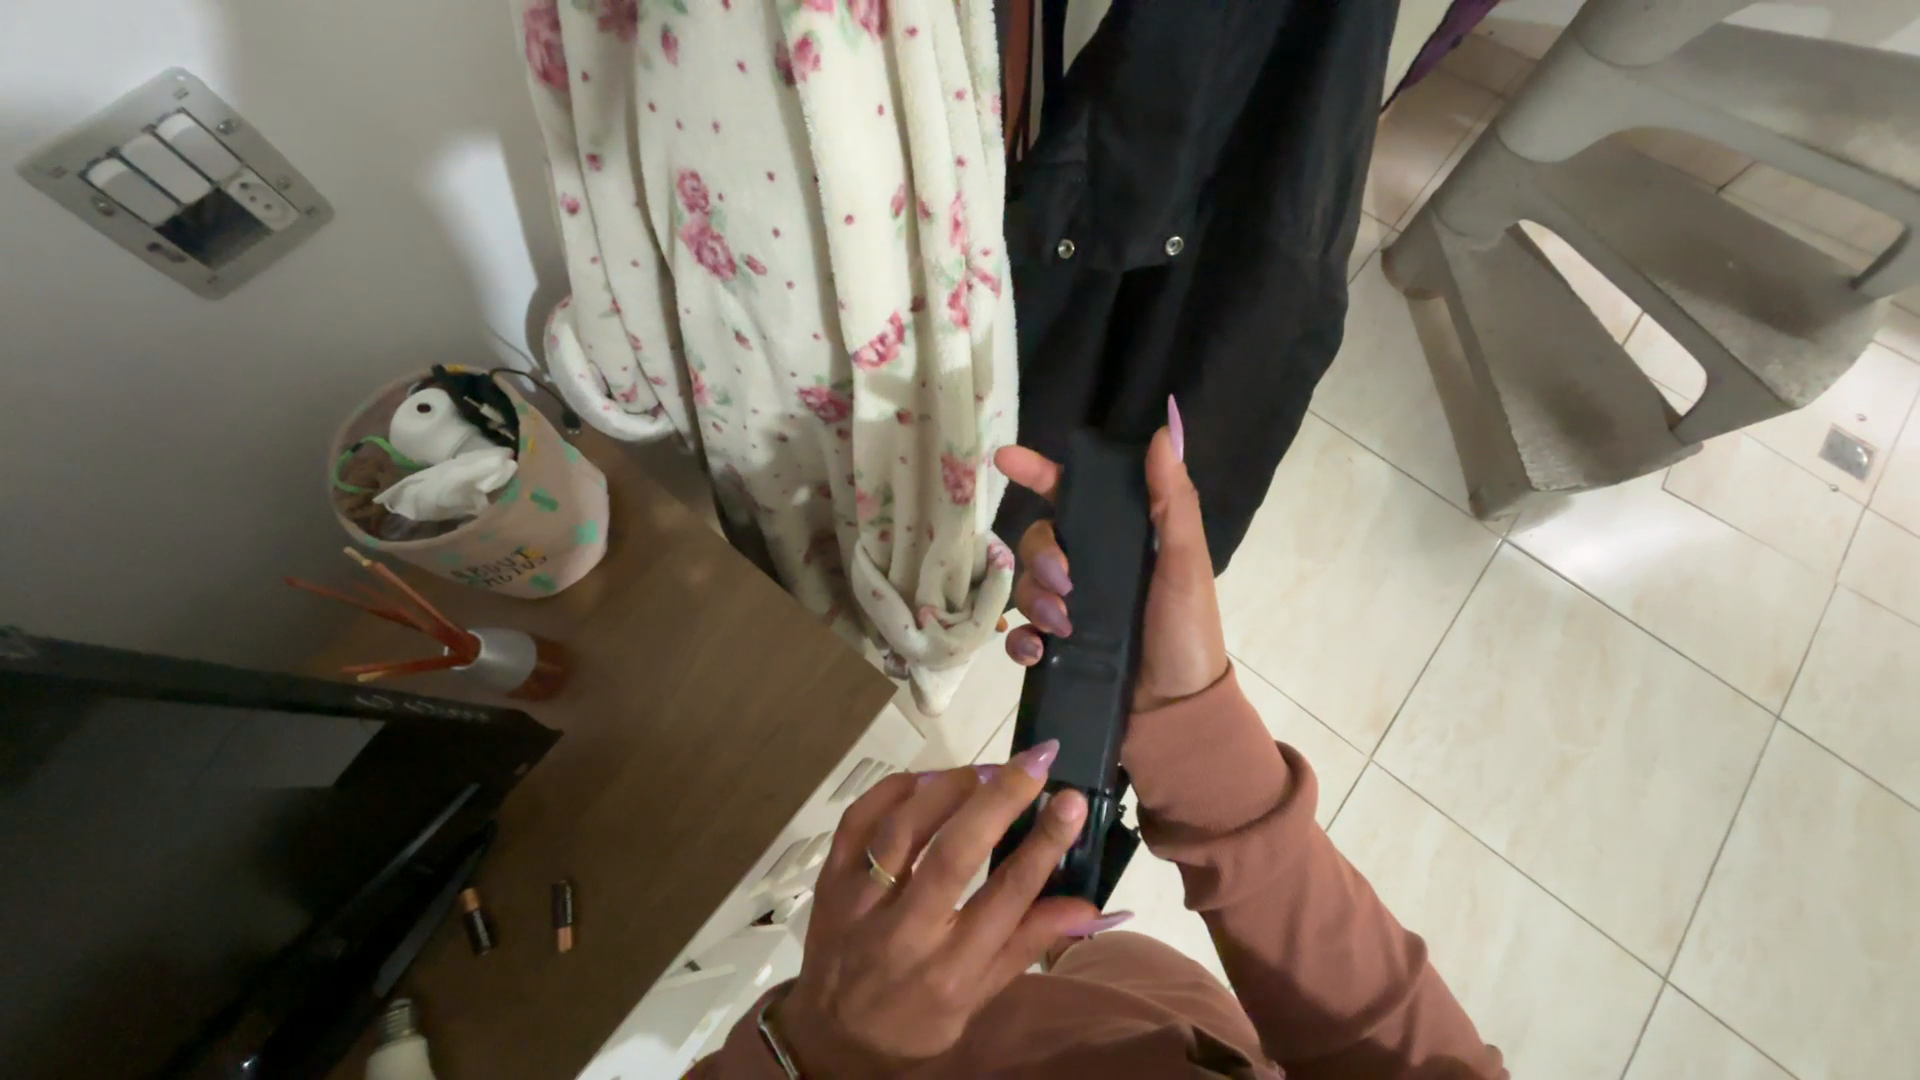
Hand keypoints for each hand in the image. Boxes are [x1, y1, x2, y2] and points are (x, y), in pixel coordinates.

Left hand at [771, 748, 1111, 1075]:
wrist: (830, 1036)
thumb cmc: (916, 1018)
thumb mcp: (978, 998)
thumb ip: (1028, 944)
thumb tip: (1088, 904)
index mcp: (951, 970)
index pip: (1006, 896)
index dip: (1044, 842)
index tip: (1071, 799)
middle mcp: (905, 933)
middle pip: (953, 853)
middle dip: (999, 800)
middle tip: (1035, 761)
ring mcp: (860, 902)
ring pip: (903, 828)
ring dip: (949, 787)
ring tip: (985, 770)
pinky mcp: (830, 877)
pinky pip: (858, 819)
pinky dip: (894, 788)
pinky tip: (927, 778)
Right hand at [993, 406, 1228, 711]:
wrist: (1176, 713)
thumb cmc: (1187, 632)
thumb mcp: (1187, 564)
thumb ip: (1173, 502)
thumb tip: (1165, 433)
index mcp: (1119, 541)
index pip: (1073, 496)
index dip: (1039, 472)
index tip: (1005, 458)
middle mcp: (1090, 569)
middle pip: (1039, 540)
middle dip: (1042, 554)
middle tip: (1065, 582)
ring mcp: (1070, 609)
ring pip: (1026, 585)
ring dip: (1035, 600)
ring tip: (1063, 627)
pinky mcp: (1056, 648)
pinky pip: (1019, 634)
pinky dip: (1021, 641)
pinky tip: (1038, 652)